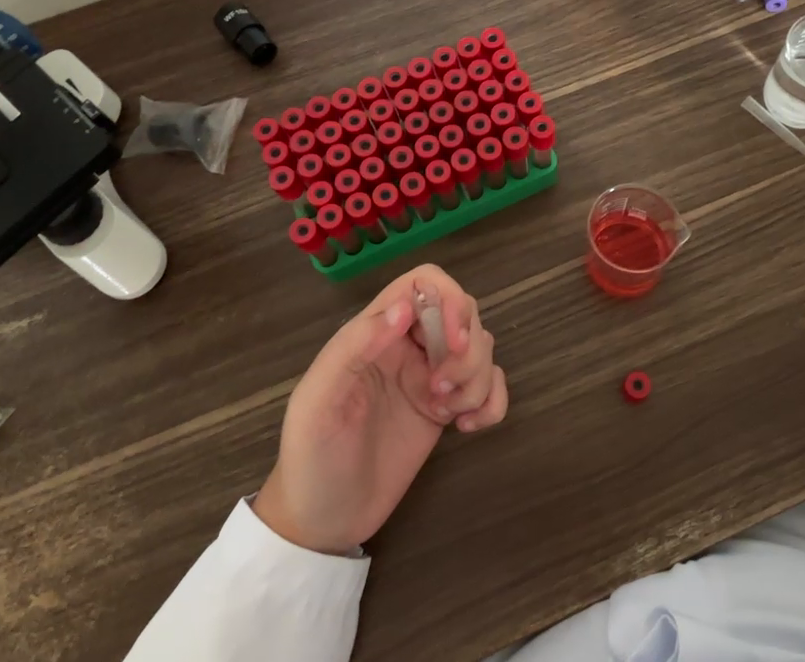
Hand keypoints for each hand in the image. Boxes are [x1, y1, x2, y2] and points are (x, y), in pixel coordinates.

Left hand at [252, 265, 508, 553]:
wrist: (322, 522)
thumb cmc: (312, 459)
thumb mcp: (319, 402)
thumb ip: (355, 347)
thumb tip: (404, 309)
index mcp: (372, 333)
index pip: (423, 283)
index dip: (449, 300)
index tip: (453, 342)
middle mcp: (404, 347)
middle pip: (462, 312)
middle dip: (467, 348)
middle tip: (443, 391)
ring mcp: (428, 378)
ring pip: (480, 348)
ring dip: (477, 378)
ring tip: (450, 415)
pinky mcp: (446, 410)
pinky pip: (489, 385)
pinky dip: (492, 401)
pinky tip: (468, 428)